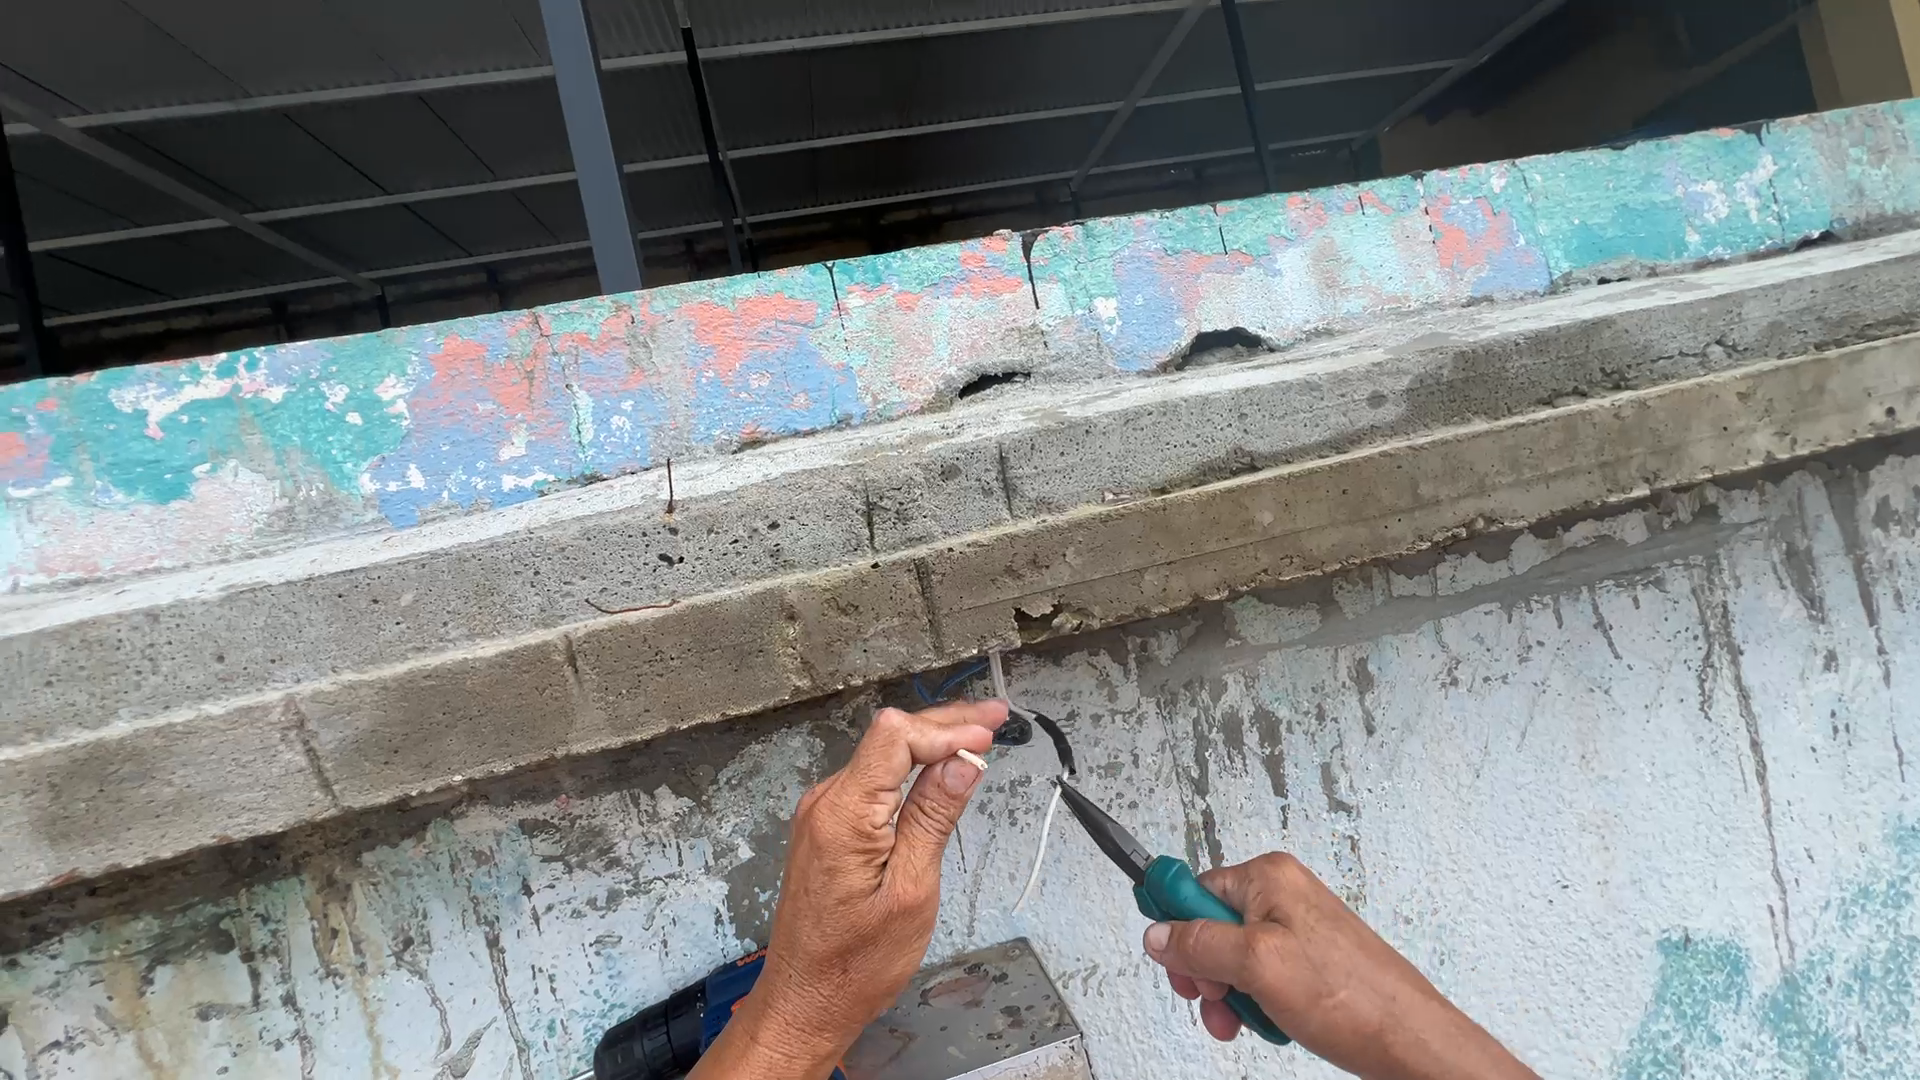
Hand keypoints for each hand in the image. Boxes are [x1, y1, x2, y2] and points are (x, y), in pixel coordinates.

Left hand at [692, 700, 1006, 1078]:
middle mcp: (827, 800)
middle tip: (996, 716)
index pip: (895, 736)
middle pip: (891, 736)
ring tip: (979, 730)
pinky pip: (875, 776)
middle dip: (947, 723)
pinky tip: (941, 762)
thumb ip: (934, 817)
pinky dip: (912, 764)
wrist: (805, 1001)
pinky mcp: (829, 822)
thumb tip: (963, 761)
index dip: (945, 729)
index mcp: (843, 813)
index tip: (987, 735)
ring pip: (884, 752)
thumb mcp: (911, 891)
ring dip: (932, 739)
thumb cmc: (857, 963)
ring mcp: (824, 809)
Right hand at [1143, 853, 1537, 1079]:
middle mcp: (1281, 893)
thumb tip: (1154, 933)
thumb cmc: (1347, 998)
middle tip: (1214, 1002)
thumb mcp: (1256, 965)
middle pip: (1212, 923)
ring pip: (1235, 953)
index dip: (1179, 927)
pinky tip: (1268, 1022)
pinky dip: (1256, 998)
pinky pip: (1263, 971)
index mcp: (1267, 877)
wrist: (1417, 1048)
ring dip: (1229, 991)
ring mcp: (1298, 926)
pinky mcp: (1312, 958)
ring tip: (1239, 1023)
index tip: (1176, 966)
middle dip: (1206, 969)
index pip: (1196, 888)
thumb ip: (1198, 944)